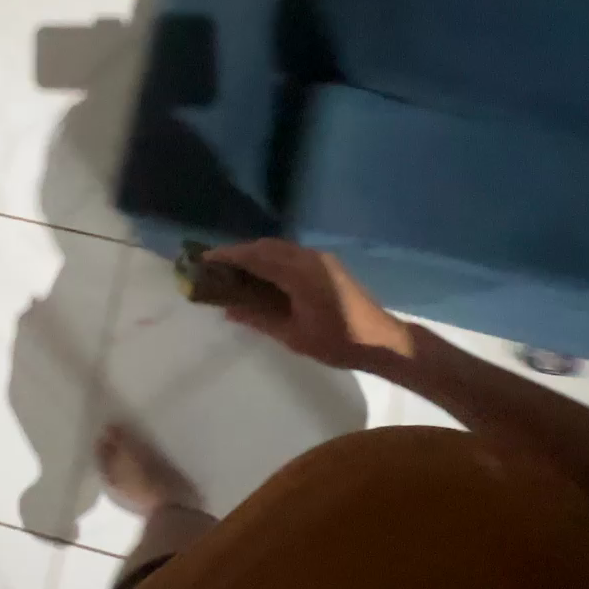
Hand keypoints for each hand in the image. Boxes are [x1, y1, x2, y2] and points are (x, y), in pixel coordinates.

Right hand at [205, 239, 412, 370]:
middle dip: (239, 252)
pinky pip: (291, 253)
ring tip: (234, 270)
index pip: (256, 256)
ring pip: (279, 248)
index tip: (205, 259)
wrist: (382, 341)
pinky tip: (262, 275)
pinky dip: (271, 258)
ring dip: (255, 254)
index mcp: (299, 272)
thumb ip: (259, 319)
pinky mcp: (326, 264)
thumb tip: (229, 310)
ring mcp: (320, 258)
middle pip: (266, 246)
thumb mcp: (293, 336)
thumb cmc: (337, 342)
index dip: (228, 256)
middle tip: (215, 265)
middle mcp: (308, 257)